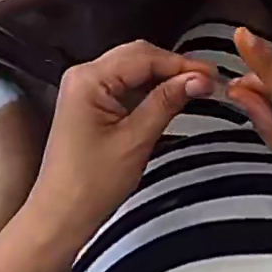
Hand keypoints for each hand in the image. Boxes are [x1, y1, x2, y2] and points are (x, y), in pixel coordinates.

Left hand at [24, 41, 215, 252]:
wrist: (60, 215)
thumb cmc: (89, 185)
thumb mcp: (135, 141)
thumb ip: (166, 103)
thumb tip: (197, 80)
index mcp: (88, 79)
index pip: (142, 57)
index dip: (180, 64)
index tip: (211, 74)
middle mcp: (83, 75)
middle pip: (137, 56)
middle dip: (173, 66)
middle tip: (207, 80)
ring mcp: (84, 87)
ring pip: (132, 68)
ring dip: (163, 76)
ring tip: (195, 88)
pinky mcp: (90, 101)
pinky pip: (124, 84)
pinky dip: (149, 88)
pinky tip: (170, 96)